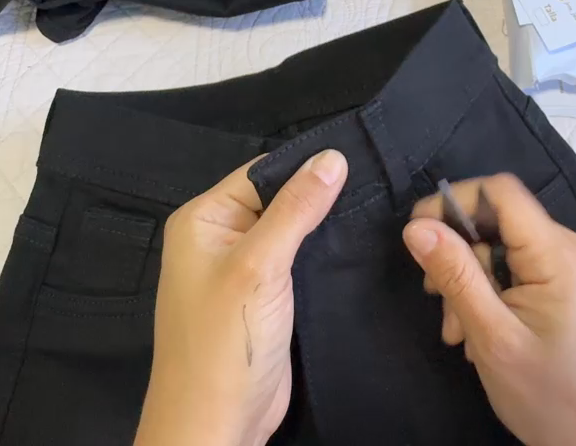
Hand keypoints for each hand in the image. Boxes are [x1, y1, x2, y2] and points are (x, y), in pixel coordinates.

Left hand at [134, 149, 347, 445]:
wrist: (216, 428)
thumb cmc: (225, 340)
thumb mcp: (260, 265)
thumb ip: (296, 208)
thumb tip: (333, 156)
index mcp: (203, 218)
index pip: (260, 172)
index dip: (304, 165)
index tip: (355, 156)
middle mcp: (219, 236)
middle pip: (276, 199)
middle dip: (317, 195)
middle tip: (373, 181)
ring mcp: (242, 268)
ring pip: (290, 229)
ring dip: (323, 224)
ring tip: (373, 205)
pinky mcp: (265, 295)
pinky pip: (295, 259)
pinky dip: (321, 252)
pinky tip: (355, 243)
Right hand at [403, 174, 575, 445]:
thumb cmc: (546, 395)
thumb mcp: (492, 338)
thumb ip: (456, 276)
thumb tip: (415, 226)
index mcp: (556, 252)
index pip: (500, 191)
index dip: (454, 200)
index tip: (419, 234)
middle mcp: (563, 245)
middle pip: (494, 218)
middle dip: (458, 253)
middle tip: (435, 297)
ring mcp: (561, 262)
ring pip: (494, 243)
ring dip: (466, 280)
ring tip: (457, 331)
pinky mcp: (554, 280)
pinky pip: (507, 264)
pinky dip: (483, 290)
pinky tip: (474, 330)